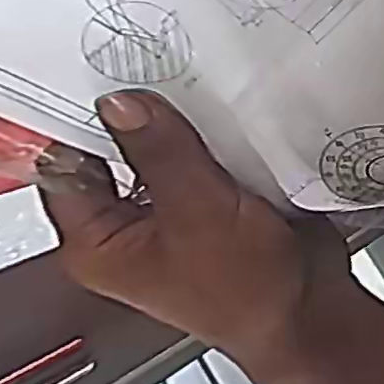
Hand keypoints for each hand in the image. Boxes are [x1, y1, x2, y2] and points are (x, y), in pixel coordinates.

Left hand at [39, 90, 349, 360]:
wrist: (312, 305)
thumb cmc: (244, 286)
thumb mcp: (197, 213)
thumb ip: (162, 155)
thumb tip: (121, 104)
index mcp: (100, 241)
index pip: (71, 168)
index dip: (86, 125)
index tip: (111, 81)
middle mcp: (140, 226)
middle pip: (134, 158)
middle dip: (156, 124)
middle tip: (172, 78)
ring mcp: (192, 215)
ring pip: (186, 157)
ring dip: (203, 133)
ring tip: (215, 96)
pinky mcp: (236, 206)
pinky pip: (227, 164)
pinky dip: (237, 145)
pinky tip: (250, 124)